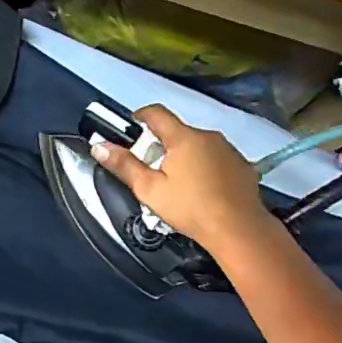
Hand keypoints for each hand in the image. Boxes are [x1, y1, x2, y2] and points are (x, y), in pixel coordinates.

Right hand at [91, 104, 272, 251]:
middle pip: (177, 132)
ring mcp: (228, 149)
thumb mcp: (150, 190)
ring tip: (177, 184)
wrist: (238, 229)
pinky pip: (216, 158)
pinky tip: (202, 190)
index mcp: (183, 138)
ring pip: (198, 145)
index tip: (129, 128)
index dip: (139, 116)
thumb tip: (99, 147)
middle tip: (150, 169)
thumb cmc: (190, 208)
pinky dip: (205, 167)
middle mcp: (208, 136)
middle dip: (161, 145)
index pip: (156, 113)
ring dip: (184, 156)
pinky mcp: (242, 165)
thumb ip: (124, 166)